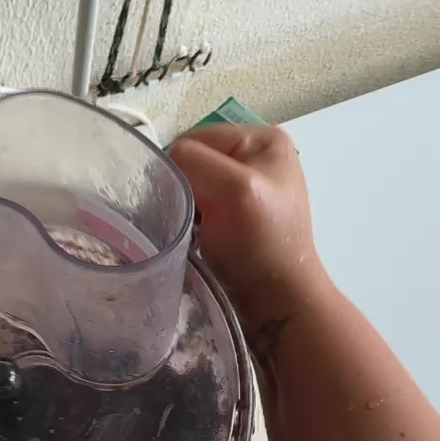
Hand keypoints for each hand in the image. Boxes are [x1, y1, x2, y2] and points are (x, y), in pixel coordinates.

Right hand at [169, 124, 329, 325]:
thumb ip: (193, 162)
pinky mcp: (237, 218)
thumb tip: (162, 167)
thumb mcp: (232, 188)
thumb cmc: (260, 244)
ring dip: (184, 208)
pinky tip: (195, 240)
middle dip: (182, 188)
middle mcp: (257, 158)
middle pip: (193, 161)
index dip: (178, 167)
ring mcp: (248, 189)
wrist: (277, 302)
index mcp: (262, 139)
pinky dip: (190, 223)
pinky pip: (199, 209)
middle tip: (185, 220)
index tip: (180, 203)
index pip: (195, 138)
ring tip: (190, 233)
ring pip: (192, 186)